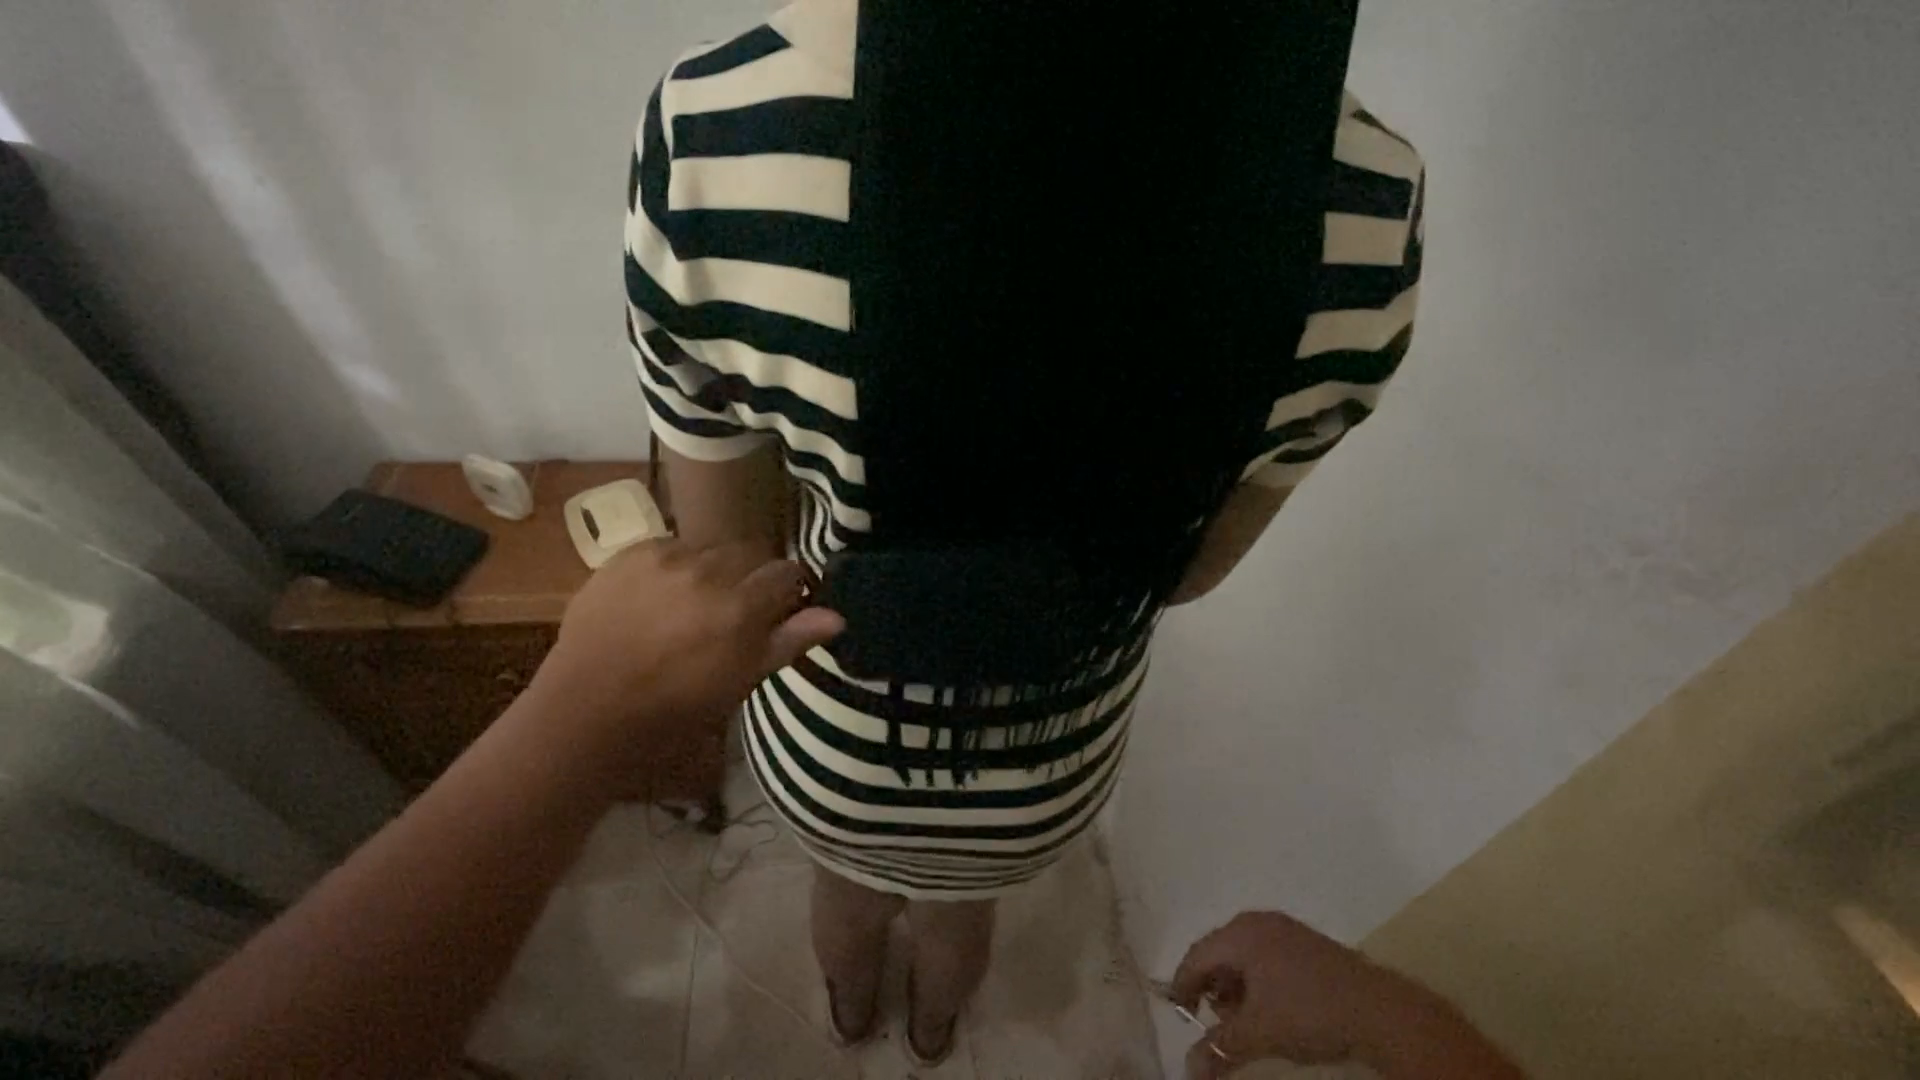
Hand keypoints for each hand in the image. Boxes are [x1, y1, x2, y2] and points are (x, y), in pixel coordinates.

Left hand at [523, 540, 842, 773]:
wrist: (587, 709)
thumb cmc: (673, 711)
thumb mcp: (740, 683)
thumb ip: (788, 641)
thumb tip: (836, 616)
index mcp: (740, 608)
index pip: (787, 573)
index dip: (789, 589)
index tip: (782, 607)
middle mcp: (708, 571)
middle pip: (752, 553)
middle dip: (752, 575)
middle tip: (736, 608)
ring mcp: (666, 558)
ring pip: (712, 547)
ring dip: (715, 567)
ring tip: (696, 600)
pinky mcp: (631, 552)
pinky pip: (672, 546)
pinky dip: (677, 565)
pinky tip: (663, 595)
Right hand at [1171, 911, 1414, 1077]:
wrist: (1379, 1011)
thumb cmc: (1308, 1012)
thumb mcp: (1258, 1034)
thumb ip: (1219, 1047)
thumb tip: (1190, 1069)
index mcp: (1239, 933)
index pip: (1196, 956)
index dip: (1182, 987)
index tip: (1180, 1015)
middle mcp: (1257, 922)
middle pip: (1218, 952)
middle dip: (1211, 988)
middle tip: (1213, 1021)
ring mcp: (1284, 929)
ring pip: (1243, 956)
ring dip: (1235, 988)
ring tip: (1243, 1021)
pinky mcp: (1306, 943)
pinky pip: (1266, 957)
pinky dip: (1258, 982)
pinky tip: (1269, 1009)